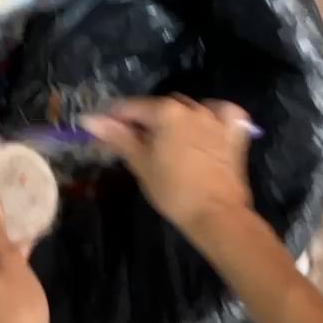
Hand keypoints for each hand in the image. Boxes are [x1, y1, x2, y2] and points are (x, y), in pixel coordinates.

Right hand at [83, 95, 254, 239]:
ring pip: (186, 109)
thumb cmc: (173, 191)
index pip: (130, 107)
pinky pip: (220, 113)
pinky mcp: (233, 133)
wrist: (217, 215)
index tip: (101, 131)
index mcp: (165, 111)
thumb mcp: (140, 162)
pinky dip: (210, 115)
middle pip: (158, 107)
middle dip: (142, 120)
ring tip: (164, 142)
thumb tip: (89, 119)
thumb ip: (116, 136)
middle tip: (131, 143)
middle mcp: (191, 107)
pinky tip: (203, 127)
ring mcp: (215, 118)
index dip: (112, 118)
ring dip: (172, 119)